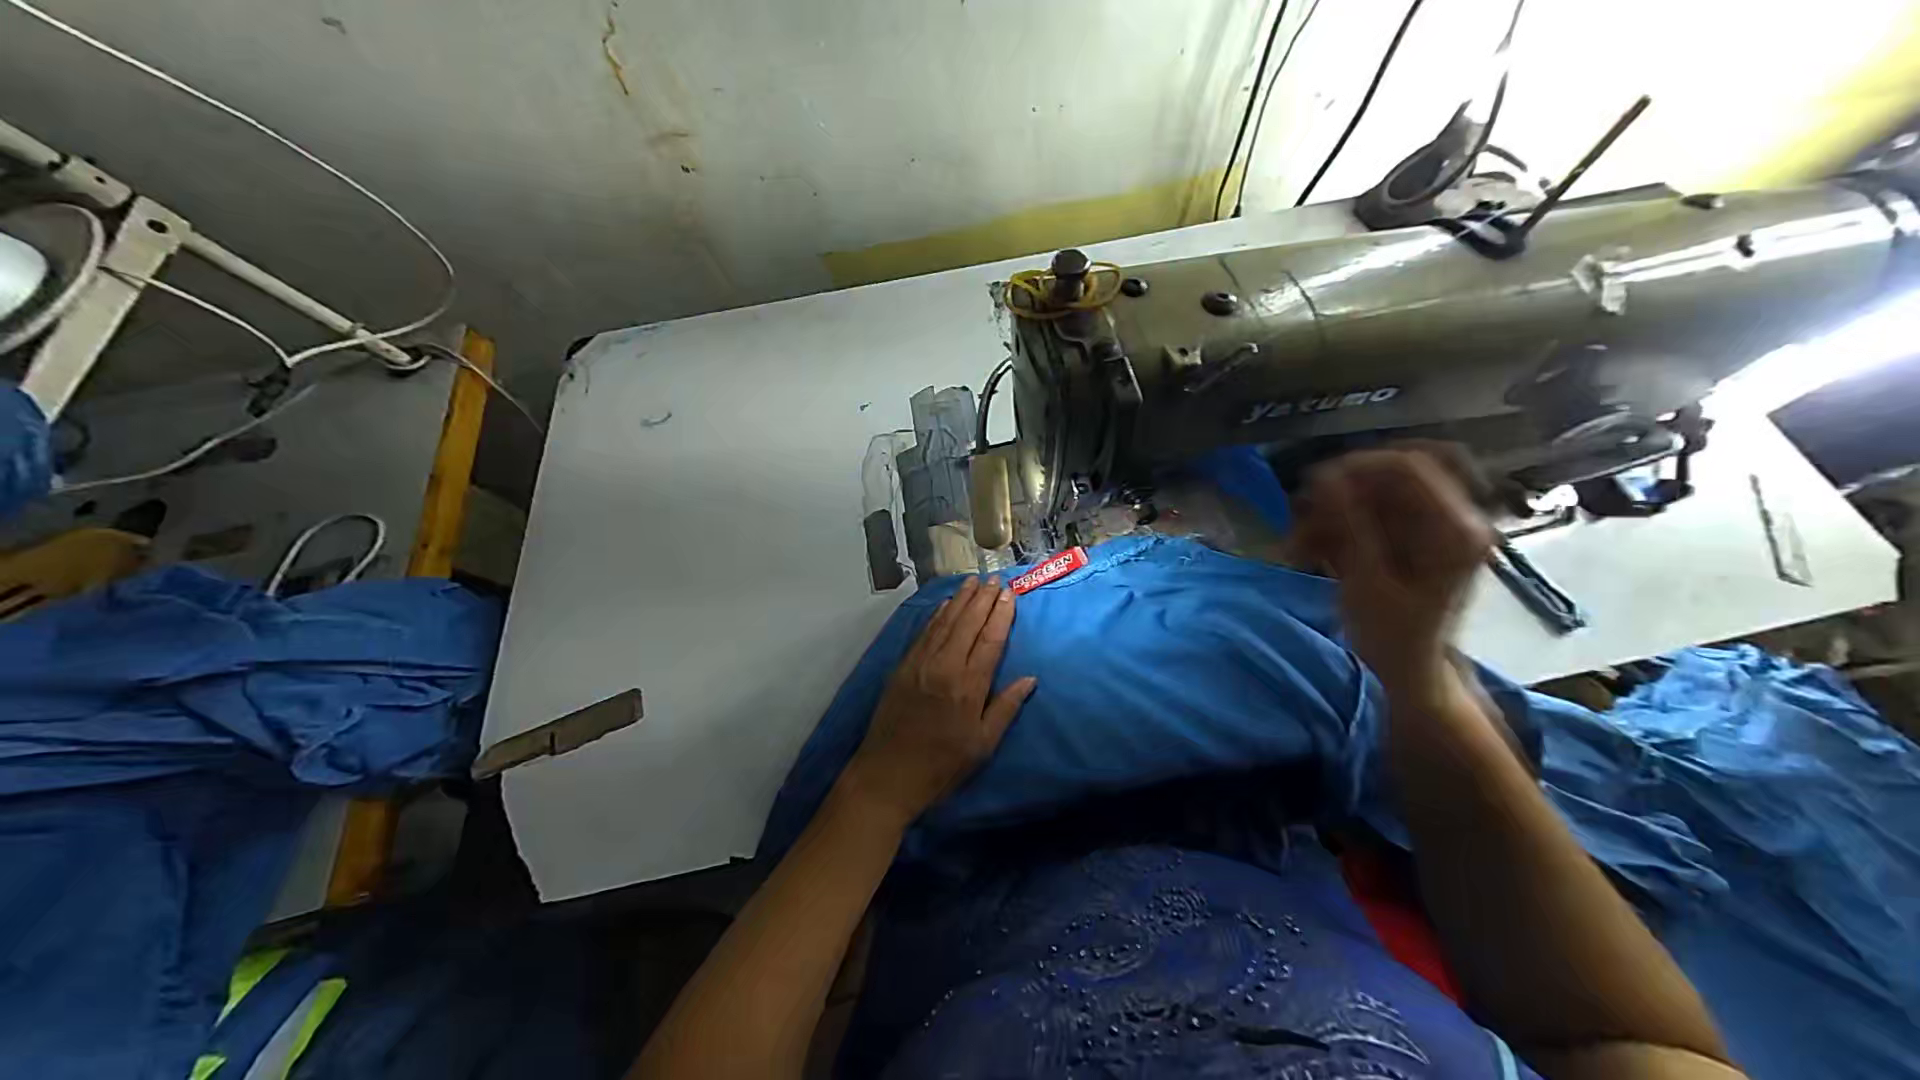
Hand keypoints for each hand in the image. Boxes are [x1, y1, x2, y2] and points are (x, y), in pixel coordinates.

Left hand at [839, 575, 1037, 824]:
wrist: (888, 774)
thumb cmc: (942, 765)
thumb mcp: (983, 745)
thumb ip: (1006, 707)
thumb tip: (1029, 679)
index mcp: (969, 685)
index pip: (990, 640)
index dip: (1001, 614)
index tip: (1010, 595)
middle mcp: (945, 666)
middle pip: (968, 623)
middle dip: (983, 599)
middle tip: (995, 579)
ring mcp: (921, 663)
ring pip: (945, 622)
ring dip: (960, 600)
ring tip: (973, 582)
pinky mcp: (903, 666)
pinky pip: (924, 632)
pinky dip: (937, 615)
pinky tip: (945, 605)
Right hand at [1305, 450, 1493, 692]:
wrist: (1411, 671)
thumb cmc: (1393, 636)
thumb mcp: (1367, 582)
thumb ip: (1350, 525)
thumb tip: (1325, 477)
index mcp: (1456, 529)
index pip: (1411, 467)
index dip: (1359, 466)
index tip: (1315, 483)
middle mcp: (1453, 519)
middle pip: (1391, 478)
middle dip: (1341, 491)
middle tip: (1302, 510)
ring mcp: (1433, 528)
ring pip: (1376, 496)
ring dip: (1332, 512)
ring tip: (1298, 541)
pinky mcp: (1412, 537)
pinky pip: (1371, 515)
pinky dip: (1337, 527)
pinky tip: (1310, 548)